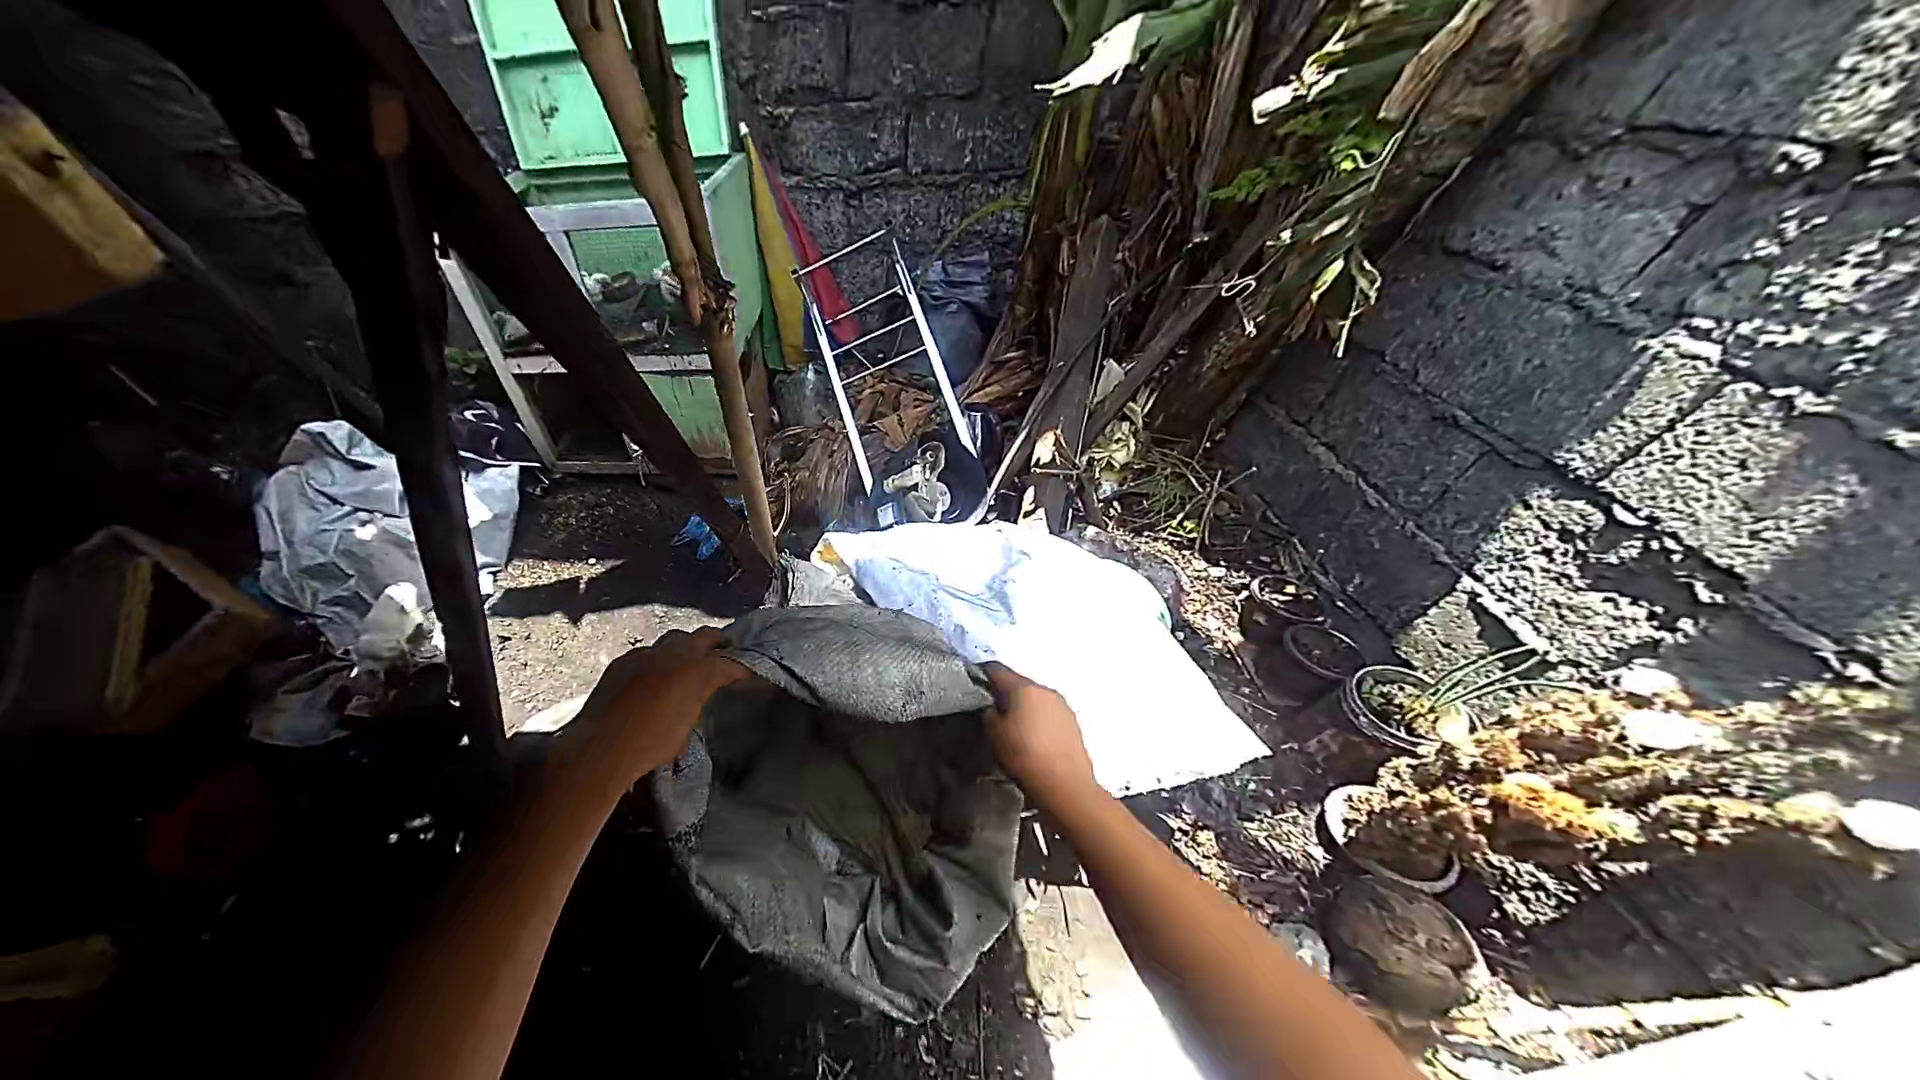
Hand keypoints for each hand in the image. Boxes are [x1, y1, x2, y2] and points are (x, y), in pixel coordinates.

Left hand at [565, 627, 748, 789]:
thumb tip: (693, 701)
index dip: (741, 670)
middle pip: (704, 636)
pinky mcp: (623, 662)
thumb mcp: (685, 730)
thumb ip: (695, 705)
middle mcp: (675, 655)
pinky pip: (647, 653)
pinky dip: (657, 660)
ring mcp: (646, 655)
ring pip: (674, 639)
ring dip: (685, 647)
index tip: (747, 675)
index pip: (728, 665)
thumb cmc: (650, 745)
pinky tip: (654, 675)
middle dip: (718, 641)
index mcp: (698, 671)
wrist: (599, 748)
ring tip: (689, 659)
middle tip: (726, 648)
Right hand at [982, 662, 1097, 807]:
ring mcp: (1062, 706)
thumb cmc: (1024, 756)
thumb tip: (992, 707)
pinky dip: (1038, 720)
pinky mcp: (1073, 723)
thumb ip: (989, 714)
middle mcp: (1046, 690)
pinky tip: (1033, 738)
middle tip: (992, 710)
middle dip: (1005, 694)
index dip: (982, 675)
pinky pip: (1049, 714)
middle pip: (1019, 684)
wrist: (1065, 786)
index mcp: (1025, 687)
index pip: (997, 670)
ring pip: (1036, 699)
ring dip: (1024, 707)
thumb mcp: (995, 735)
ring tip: (1013, 728)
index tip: (973, 683)